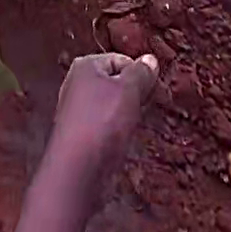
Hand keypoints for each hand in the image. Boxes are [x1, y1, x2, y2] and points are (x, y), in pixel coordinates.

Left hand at [46, 53, 158, 179]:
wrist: (77, 172)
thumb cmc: (101, 123)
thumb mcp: (129, 91)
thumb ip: (141, 73)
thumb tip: (150, 59)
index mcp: (85, 66)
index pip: (120, 59)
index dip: (139, 73)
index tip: (153, 88)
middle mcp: (77, 85)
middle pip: (114, 82)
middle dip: (133, 94)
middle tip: (146, 106)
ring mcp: (77, 111)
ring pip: (111, 106)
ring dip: (126, 114)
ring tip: (136, 125)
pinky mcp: (81, 136)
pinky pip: (105, 126)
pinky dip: (117, 130)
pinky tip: (124, 140)